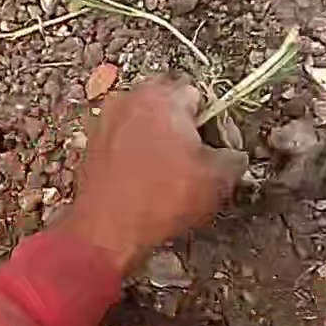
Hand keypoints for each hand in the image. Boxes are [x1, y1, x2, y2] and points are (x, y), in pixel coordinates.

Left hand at [55, 78, 247, 273]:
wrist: (107, 230)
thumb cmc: (161, 199)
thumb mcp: (217, 180)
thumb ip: (234, 158)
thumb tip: (233, 156)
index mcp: (163, 97)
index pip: (200, 95)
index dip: (214, 122)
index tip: (218, 146)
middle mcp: (130, 100)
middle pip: (168, 105)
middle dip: (183, 128)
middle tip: (195, 159)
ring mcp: (105, 121)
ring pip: (143, 123)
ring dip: (157, 140)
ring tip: (168, 174)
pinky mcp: (91, 145)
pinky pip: (122, 142)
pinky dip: (134, 155)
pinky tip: (144, 182)